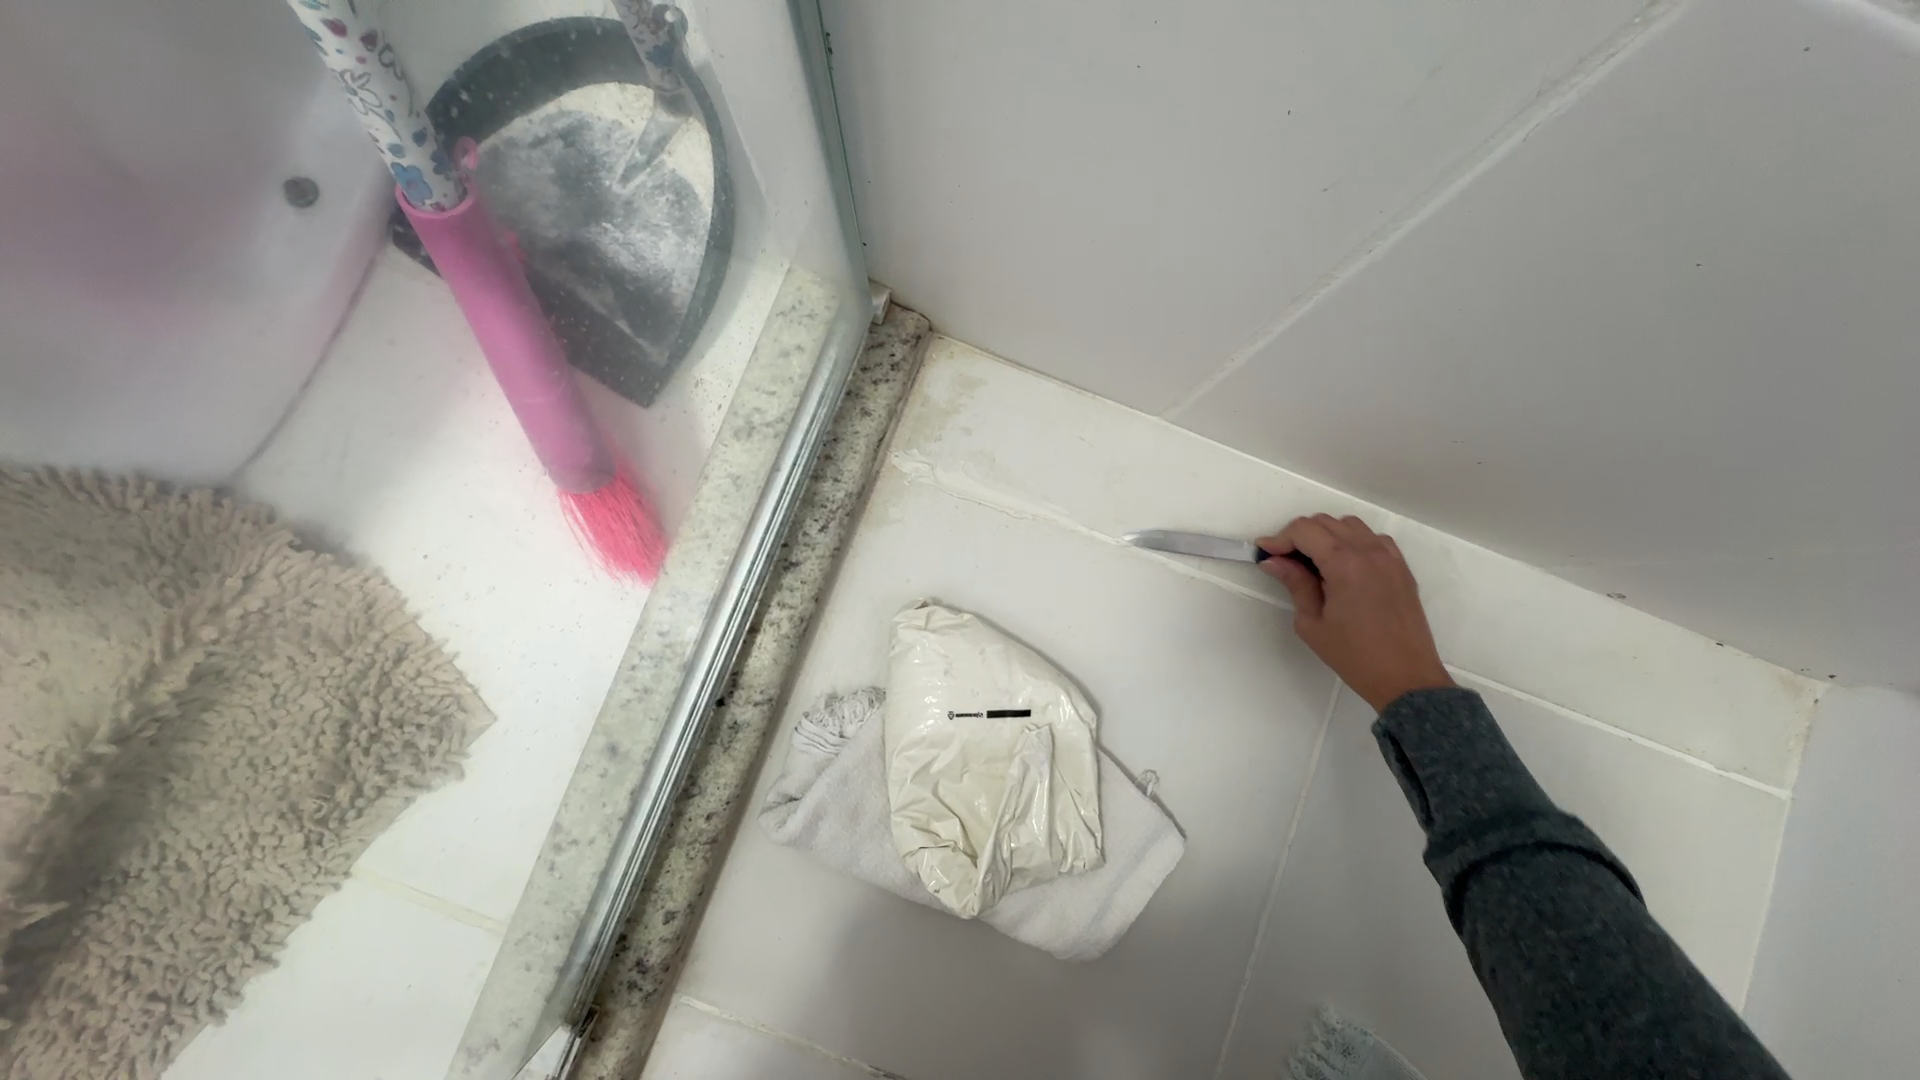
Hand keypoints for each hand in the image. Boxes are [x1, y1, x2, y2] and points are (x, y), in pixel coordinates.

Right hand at [1258, 514, 1453, 711]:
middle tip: (1284, 561)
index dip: (1279, 539)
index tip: (1265, 553)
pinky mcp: (1401, 567)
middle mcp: (1369, 552)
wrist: (1404, 676)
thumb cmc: (1353, 655)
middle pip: (1325, 522)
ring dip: (1326, 535)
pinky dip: (1352, 542)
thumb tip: (1273, 561)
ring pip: (1349, 525)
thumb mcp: (1312, 622)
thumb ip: (1295, 583)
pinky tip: (1343, 566)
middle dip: (1299, 536)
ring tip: (1313, 562)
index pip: (1304, 530)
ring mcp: (1389, 557)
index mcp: (1344, 564)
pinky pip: (1372, 538)